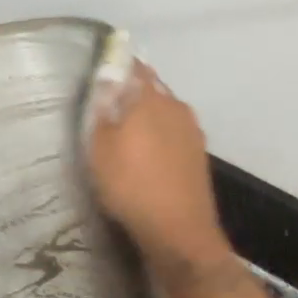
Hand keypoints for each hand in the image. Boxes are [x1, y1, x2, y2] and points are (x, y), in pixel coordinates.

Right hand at [88, 61, 231, 265]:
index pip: (134, 67)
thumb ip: (102, 110)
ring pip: (163, 113)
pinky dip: (157, 139)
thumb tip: (105, 79)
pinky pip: (172, 135)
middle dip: (130, 94)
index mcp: (150, 98)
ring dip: (146, 118)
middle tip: (105, 109)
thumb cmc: (130, 185)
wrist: (178, 231)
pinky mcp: (198, 155)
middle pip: (151, 89)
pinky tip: (144, 157)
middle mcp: (176, 107)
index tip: (100, 73)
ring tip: (122, 135)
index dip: (117, 66)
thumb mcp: (100, 148)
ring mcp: (192, 132)